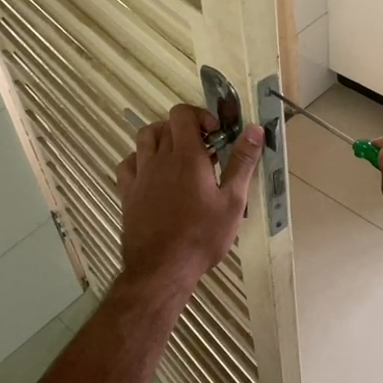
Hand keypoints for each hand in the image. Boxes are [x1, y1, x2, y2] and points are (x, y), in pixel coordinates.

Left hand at [114, 105, 262, 290]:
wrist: (162, 268)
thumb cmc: (202, 236)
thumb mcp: (232, 201)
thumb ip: (242, 162)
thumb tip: (255, 129)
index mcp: (185, 156)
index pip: (183, 114)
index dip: (200, 116)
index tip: (215, 135)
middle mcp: (158, 159)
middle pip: (165, 125)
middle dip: (187, 130)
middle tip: (205, 152)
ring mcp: (140, 175)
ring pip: (144, 139)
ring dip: (162, 138)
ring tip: (178, 157)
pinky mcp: (127, 193)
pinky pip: (128, 163)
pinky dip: (141, 160)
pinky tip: (154, 174)